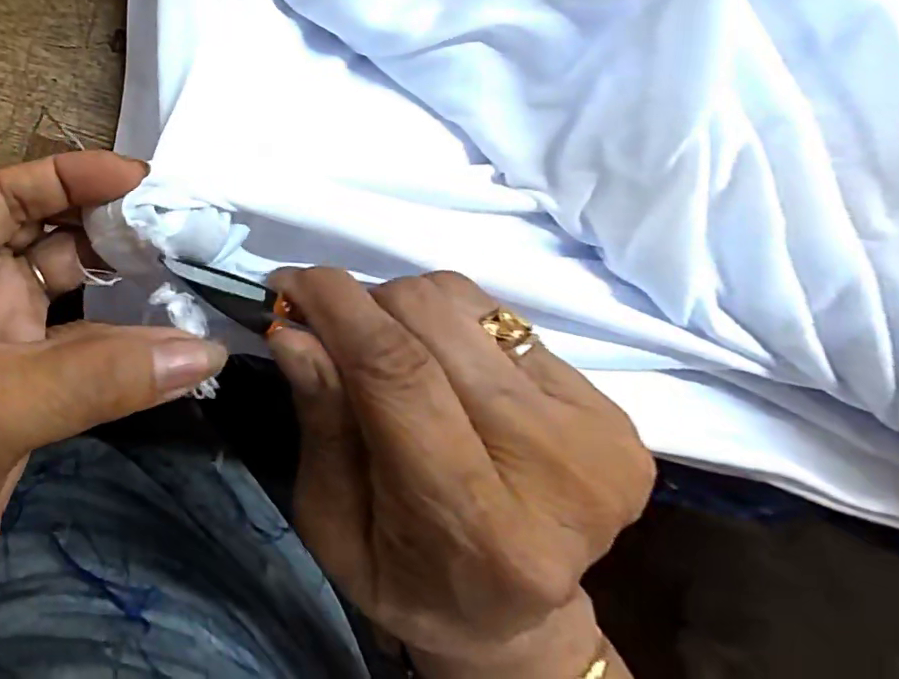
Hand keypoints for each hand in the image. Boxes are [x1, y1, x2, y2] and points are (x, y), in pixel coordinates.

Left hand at [0, 152, 227, 677]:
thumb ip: (95, 377)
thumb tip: (201, 352)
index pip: (5, 192)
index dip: (73, 176)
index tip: (142, 178)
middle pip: (41, 226)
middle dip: (104, 218)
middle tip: (173, 218)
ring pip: (64, 275)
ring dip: (117, 267)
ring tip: (180, 257)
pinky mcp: (18, 369)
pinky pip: (80, 332)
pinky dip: (122, 328)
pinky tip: (166, 328)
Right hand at [265, 269, 651, 677]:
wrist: (515, 617)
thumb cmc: (404, 576)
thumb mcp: (332, 521)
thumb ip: (321, 421)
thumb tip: (293, 329)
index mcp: (478, 527)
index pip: (399, 374)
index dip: (338, 309)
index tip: (286, 281)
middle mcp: (555, 472)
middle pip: (432, 319)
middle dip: (363, 303)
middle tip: (332, 331)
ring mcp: (595, 432)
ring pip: (463, 300)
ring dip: (405, 309)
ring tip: (391, 352)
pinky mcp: (612, 408)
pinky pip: (498, 312)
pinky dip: (449, 323)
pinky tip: (445, 367)